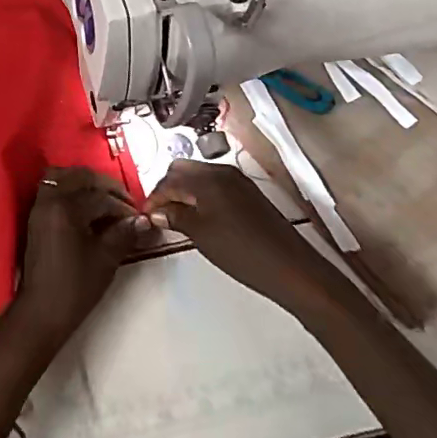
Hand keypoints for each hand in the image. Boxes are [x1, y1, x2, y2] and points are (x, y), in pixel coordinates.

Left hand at [10, 167, 145, 346]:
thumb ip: (124, 234)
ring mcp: (39, 208)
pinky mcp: (35, 218)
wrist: (41, 311)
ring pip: (63, 179)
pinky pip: (53, 191)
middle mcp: (49, 200)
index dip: (123, 207)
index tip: (139, 218)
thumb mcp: (105, 259)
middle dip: (105, 186)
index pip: (100, 197)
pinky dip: (71, 192)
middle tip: (125, 202)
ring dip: (85, 184)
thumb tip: (144, 220)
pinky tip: (88, 210)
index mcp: (65, 208)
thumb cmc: (75, 286)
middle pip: (80, 177)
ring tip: (106, 201)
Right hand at [144, 160, 319, 299]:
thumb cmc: (241, 251)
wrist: (291, 268)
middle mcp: (223, 172)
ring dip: (184, 190)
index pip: (169, 179)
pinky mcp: (249, 194)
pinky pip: (215, 185)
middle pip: (183, 169)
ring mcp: (239, 181)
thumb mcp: (200, 235)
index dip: (154, 196)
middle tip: (159, 212)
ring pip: (200, 176)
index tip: (146, 213)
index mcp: (208, 178)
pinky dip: (201, 195)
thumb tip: (158, 211)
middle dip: (168, 187)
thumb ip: (175, 217)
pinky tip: (200, 216)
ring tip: (177, 216)